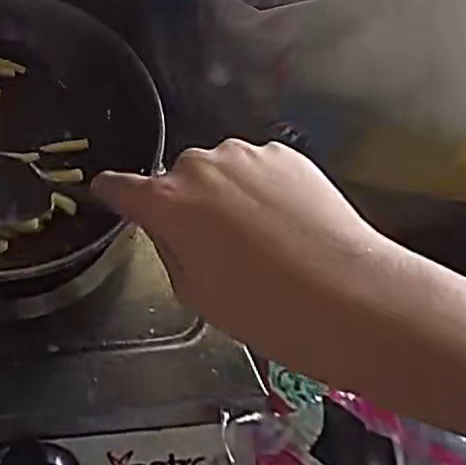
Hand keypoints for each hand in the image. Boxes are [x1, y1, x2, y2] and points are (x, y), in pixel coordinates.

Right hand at [93, 140, 411, 369]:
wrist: (357, 300)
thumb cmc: (268, 311)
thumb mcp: (196, 294)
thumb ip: (169, 248)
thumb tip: (169, 228)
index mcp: (165, 202)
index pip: (118, 186)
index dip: (110, 191)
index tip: (108, 192)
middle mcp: (195, 166)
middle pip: (176, 178)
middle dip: (187, 200)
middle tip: (219, 241)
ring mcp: (241, 154)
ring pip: (219, 169)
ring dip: (227, 191)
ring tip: (265, 234)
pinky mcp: (282, 153)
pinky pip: (257, 166)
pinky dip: (264, 186)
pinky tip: (290, 221)